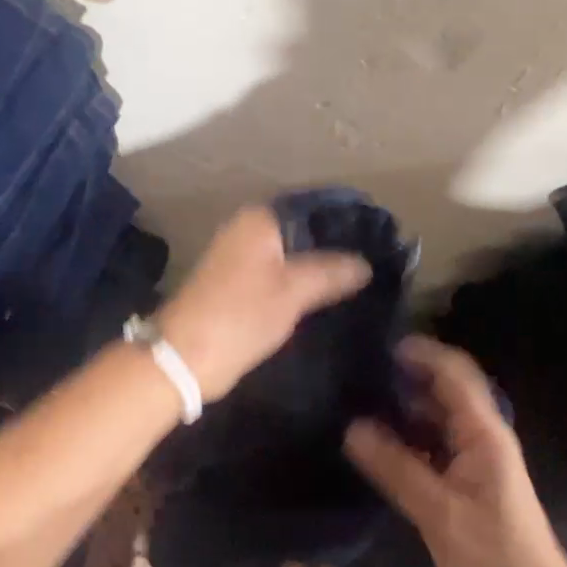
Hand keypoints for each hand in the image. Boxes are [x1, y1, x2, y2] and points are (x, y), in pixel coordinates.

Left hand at [155, 206, 370, 400]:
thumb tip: (366, 264)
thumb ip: (331, 272)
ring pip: (288, 257)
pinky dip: (298, 285)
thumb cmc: (240, 315)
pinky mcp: (234, 287)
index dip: (345, 223)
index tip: (381, 240)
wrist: (185, 357)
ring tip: (360, 283)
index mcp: (257, 220)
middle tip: (377, 265)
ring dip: (317, 269)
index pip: (311, 209)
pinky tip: (326, 299)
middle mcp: (245, 230)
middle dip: (333, 248)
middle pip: (300, 234)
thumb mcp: (294, 292)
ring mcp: (238, 259)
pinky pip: (276, 277)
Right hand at [344, 337, 566, 566]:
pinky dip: (407, 438)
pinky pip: (434, 446)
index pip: (454, 374)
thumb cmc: (495, 558)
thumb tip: (351, 427)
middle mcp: (481, 438)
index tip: (379, 345)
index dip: (422, 353)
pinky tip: (377, 444)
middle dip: (404, 379)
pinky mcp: (467, 484)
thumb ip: (395, 468)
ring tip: (356, 402)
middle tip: (355, 374)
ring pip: (435, 420)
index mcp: (483, 435)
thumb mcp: (438, 512)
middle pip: (443, 393)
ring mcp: (476, 461)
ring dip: (402, 409)